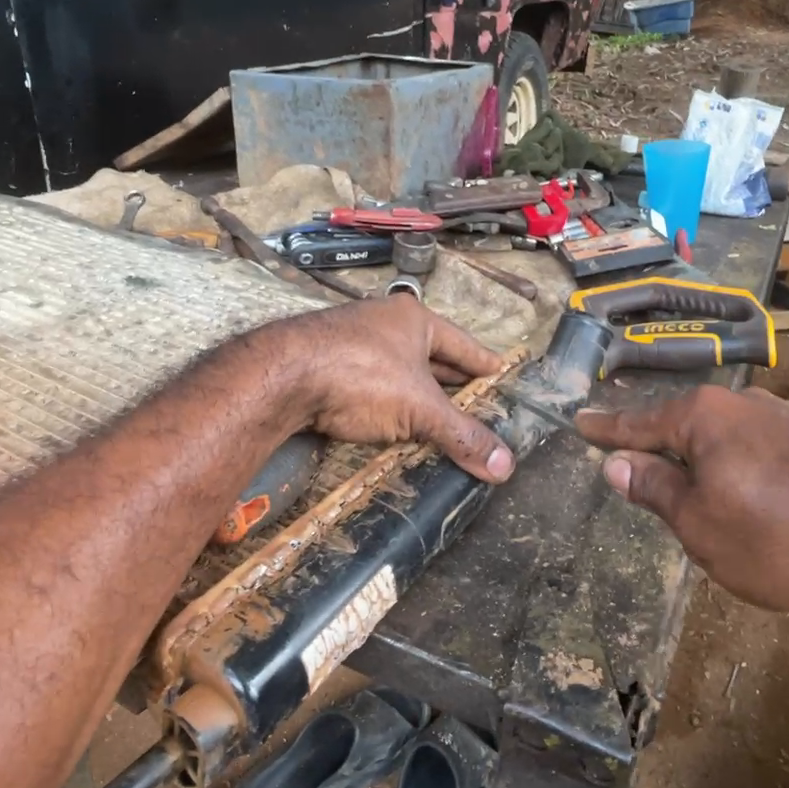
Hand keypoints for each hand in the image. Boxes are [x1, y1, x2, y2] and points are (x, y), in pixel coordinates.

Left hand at [272, 296, 514, 482]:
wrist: (282, 374)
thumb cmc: (362, 375)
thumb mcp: (420, 408)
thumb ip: (462, 435)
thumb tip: (506, 467)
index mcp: (414, 320)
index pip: (462, 344)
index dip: (483, 363)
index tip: (500, 374)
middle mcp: (383, 323)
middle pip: (429, 355)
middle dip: (451, 380)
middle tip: (475, 400)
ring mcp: (351, 341)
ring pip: (397, 369)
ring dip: (416, 392)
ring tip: (438, 413)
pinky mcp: (325, 364)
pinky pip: (370, 383)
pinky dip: (387, 401)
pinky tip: (392, 419)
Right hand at [576, 387, 788, 611]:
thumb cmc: (783, 533)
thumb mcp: (701, 524)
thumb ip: (656, 490)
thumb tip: (617, 462)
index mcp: (701, 416)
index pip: (637, 422)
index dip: (606, 430)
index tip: (579, 423)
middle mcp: (740, 404)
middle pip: (682, 428)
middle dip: (661, 452)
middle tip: (636, 473)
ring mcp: (782, 419)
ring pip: (723, 442)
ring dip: (705, 468)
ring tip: (697, 502)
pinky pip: (757, 454)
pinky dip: (741, 475)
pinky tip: (754, 505)